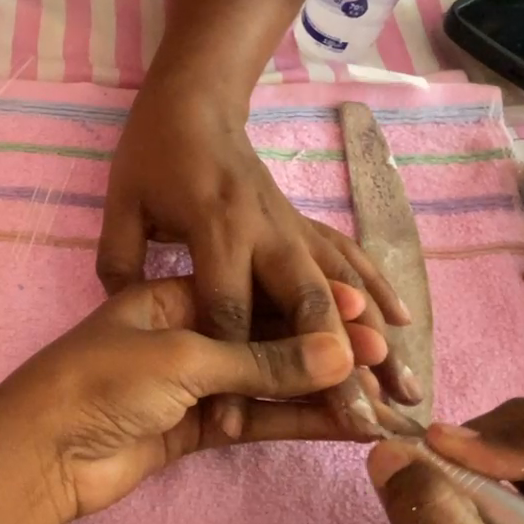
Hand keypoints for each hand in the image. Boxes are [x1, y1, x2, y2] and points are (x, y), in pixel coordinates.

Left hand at [0, 276, 392, 523]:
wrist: (41, 446)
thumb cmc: (101, 378)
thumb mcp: (180, 358)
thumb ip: (257, 359)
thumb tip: (340, 357)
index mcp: (175, 292)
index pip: (257, 292)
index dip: (310, 308)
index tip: (364, 321)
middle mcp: (189, 329)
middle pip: (270, 333)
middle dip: (327, 347)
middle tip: (385, 358)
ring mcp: (193, 379)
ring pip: (268, 378)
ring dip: (322, 388)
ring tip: (380, 398)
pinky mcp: (196, 425)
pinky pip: (254, 416)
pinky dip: (296, 420)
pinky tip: (344, 424)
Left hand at [99, 80, 416, 437]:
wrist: (193, 99)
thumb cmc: (151, 154)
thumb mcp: (120, 203)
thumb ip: (120, 260)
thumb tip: (130, 315)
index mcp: (213, 227)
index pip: (227, 308)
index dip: (231, 366)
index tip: (233, 424)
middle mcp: (262, 229)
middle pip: (303, 303)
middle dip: (330, 364)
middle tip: (357, 418)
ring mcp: (290, 223)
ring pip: (339, 286)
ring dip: (372, 339)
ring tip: (404, 390)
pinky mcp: (300, 221)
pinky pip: (345, 256)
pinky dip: (376, 287)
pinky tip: (402, 322)